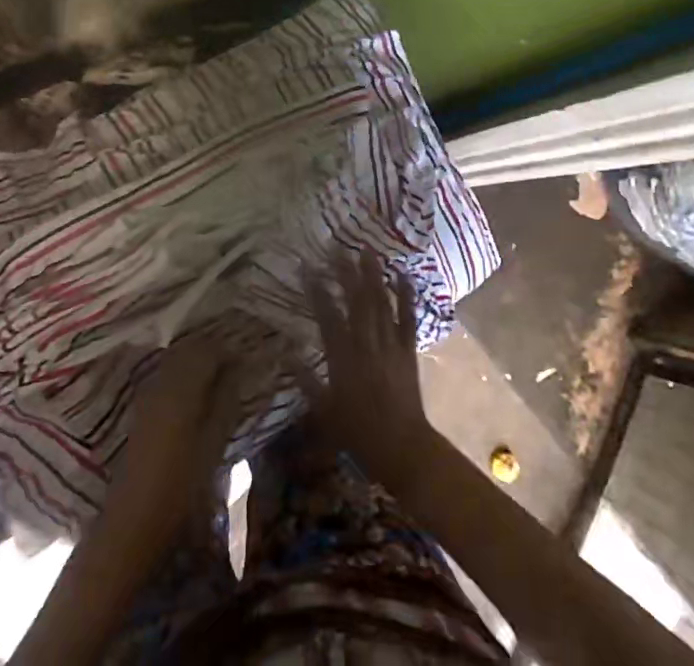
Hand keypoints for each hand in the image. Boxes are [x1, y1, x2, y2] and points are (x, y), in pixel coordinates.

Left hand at [108, 336, 249, 532]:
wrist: (135, 520)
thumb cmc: (182, 485)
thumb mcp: (215, 442)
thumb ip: (226, 399)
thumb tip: (237, 368)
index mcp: (182, 386)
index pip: (208, 349)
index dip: (230, 352)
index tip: (249, 365)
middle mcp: (161, 381)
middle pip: (189, 350)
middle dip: (214, 354)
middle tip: (238, 372)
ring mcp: (147, 394)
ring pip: (176, 362)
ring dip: (198, 366)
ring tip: (222, 386)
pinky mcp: (141, 410)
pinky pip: (167, 378)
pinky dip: (185, 379)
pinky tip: (199, 400)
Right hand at [298, 251, 435, 490]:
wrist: (402, 445)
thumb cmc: (357, 431)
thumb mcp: (322, 409)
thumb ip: (304, 378)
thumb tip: (286, 351)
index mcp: (342, 357)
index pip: (327, 315)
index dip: (316, 289)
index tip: (307, 267)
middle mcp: (366, 344)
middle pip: (356, 300)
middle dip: (346, 271)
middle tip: (337, 247)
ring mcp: (390, 344)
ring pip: (381, 303)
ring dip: (374, 275)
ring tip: (367, 249)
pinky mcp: (408, 350)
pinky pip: (408, 318)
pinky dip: (406, 295)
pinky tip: (403, 274)